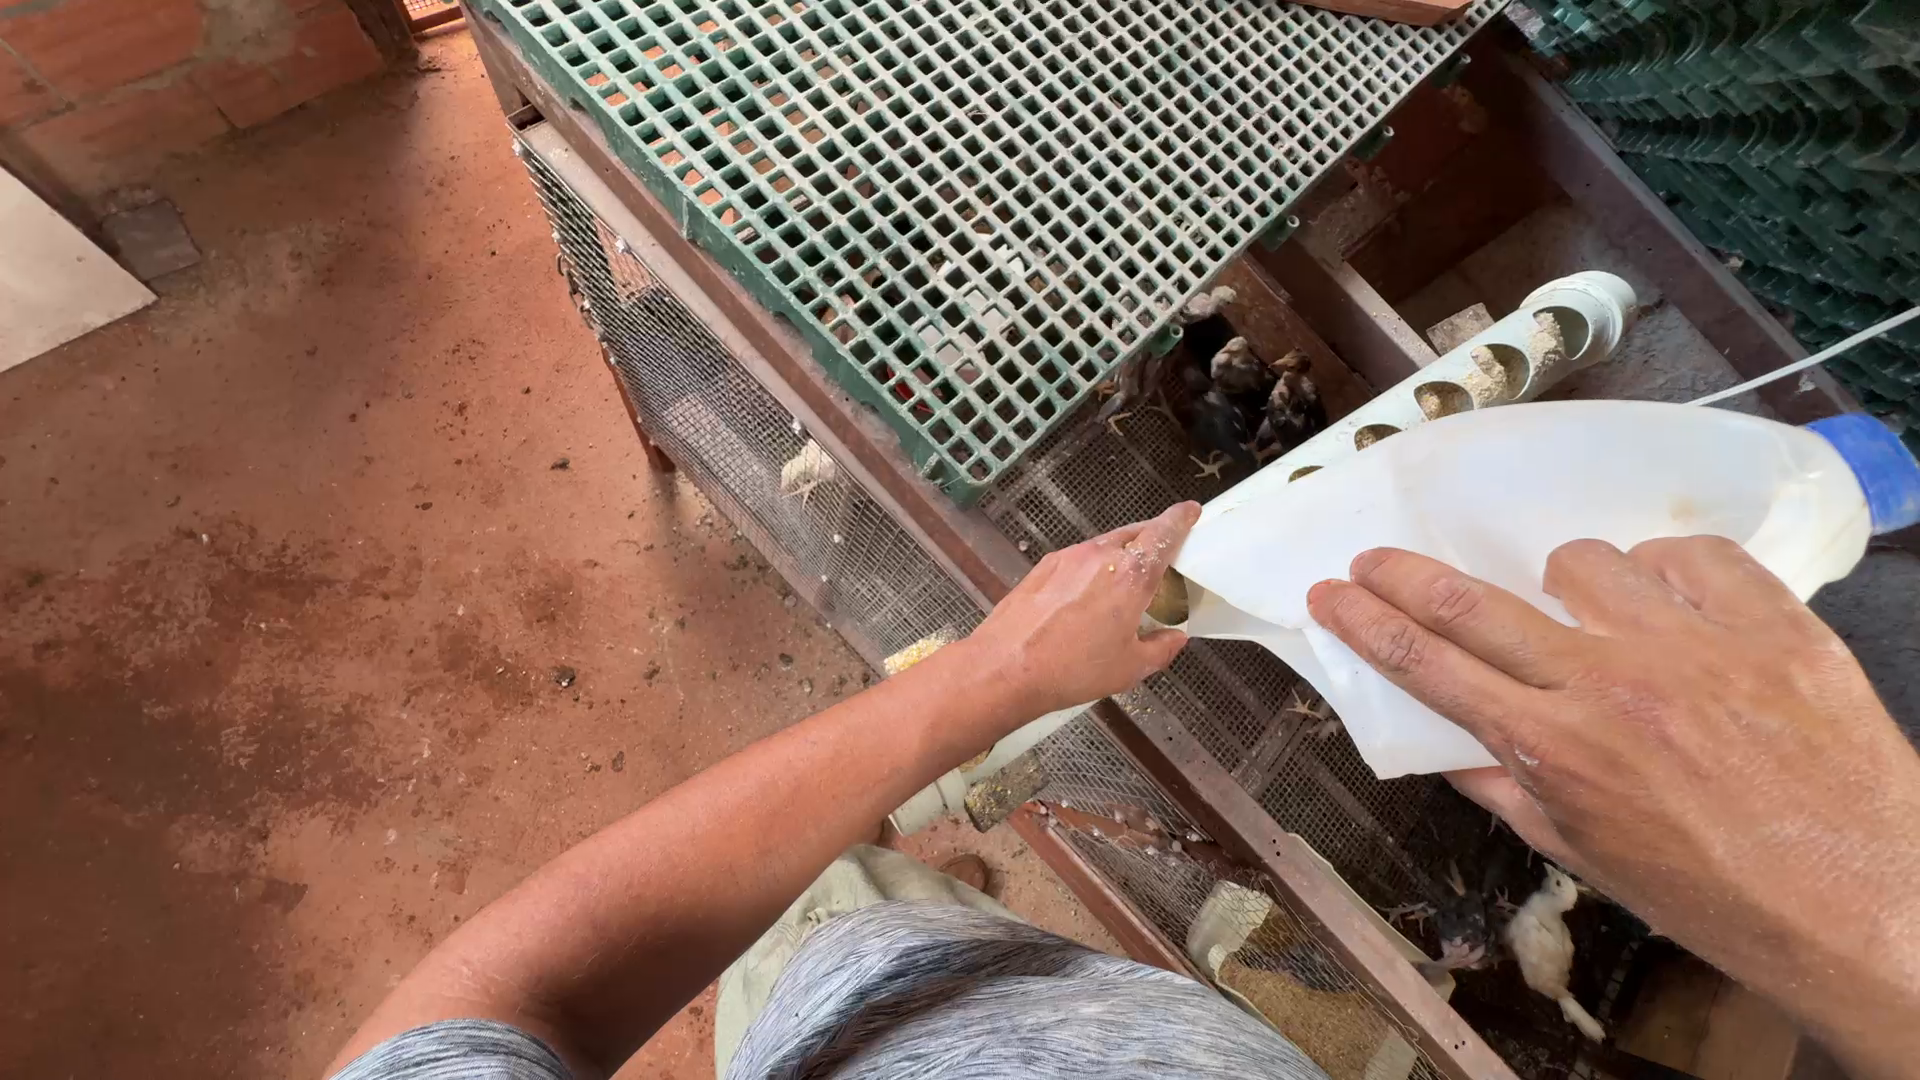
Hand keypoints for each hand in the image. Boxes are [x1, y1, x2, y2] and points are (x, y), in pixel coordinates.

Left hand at [964, 501, 1199, 718]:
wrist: (1004, 666)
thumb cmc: (1071, 670)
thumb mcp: (1129, 668)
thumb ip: (1160, 648)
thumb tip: (1174, 637)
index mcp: (1130, 576)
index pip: (1163, 534)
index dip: (1181, 519)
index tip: (1191, 511)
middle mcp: (1099, 556)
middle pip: (1134, 534)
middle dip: (1153, 538)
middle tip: (1163, 557)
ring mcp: (1067, 558)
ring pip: (1104, 545)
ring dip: (1121, 554)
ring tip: (1125, 582)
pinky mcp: (1043, 567)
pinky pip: (1078, 558)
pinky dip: (1092, 566)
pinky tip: (1088, 594)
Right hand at [1306, 538, 1919, 1078]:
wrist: (1887, 916)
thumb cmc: (1708, 891)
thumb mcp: (1573, 848)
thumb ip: (1493, 780)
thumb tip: (1435, 733)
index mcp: (1552, 747)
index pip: (1424, 665)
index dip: (1362, 622)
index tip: (1326, 594)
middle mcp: (1608, 686)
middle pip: (1469, 603)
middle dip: (1401, 575)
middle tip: (1372, 561)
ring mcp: (1694, 650)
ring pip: (1579, 562)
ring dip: (1555, 583)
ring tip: (1575, 613)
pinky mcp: (1774, 630)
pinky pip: (1689, 556)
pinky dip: (1661, 571)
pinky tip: (1663, 604)